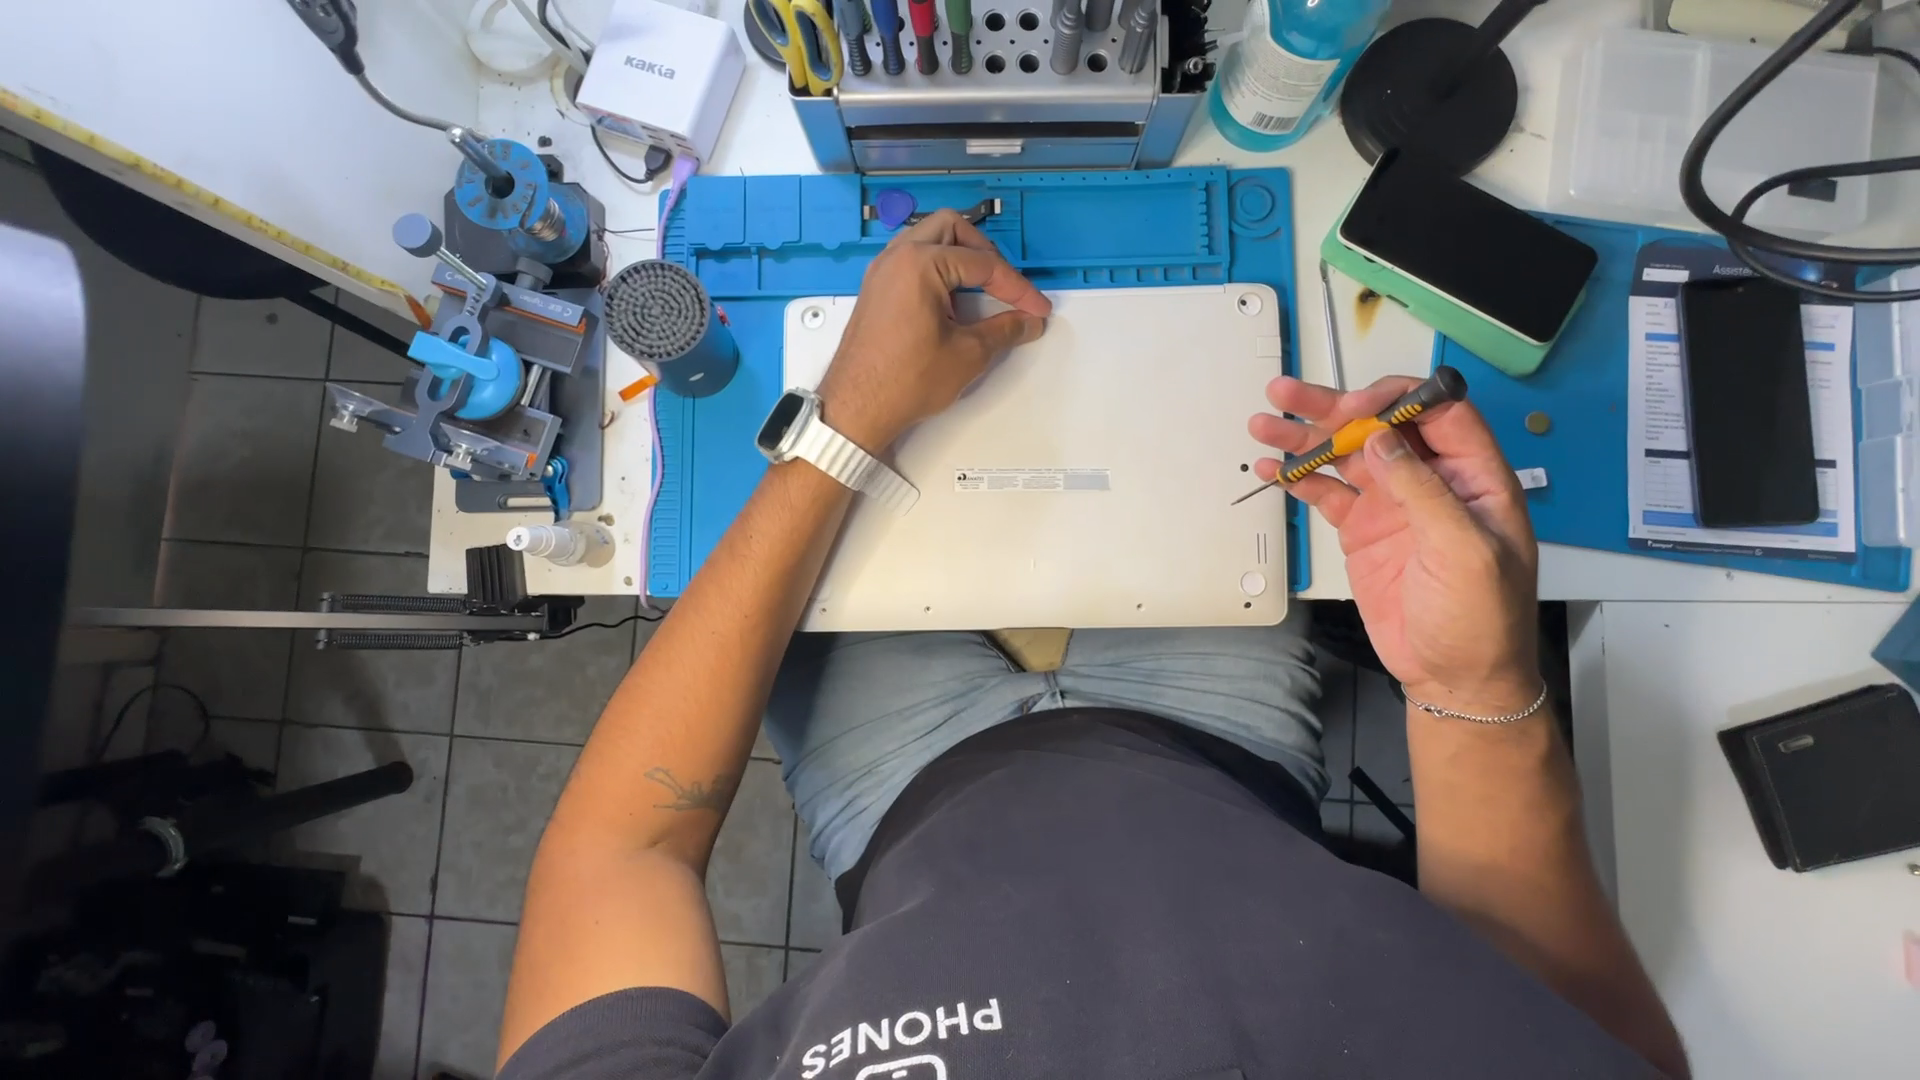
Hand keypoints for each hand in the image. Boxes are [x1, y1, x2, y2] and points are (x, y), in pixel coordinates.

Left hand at [816, 209, 1051, 449]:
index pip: (982, 263)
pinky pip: (911, 261)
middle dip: (985, 254)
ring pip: (928, 240)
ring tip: (980, 292)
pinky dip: (937, 271)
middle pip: (952, 230)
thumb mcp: (967, 355)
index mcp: (919, 263)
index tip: (1037, 310)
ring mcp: (881, 272)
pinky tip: (951, 304)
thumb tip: (1029, 322)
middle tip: (1005, 287)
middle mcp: (896, 257)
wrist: (857, 410)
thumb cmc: (906, 381)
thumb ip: (1004, 330)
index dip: (1017, 288)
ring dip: (959, 258)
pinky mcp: (875, 291)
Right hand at [1249, 376, 1541, 715]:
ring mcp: (1391, 503)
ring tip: (1265, 425)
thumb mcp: (1464, 551)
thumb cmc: (1481, 618)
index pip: (1436, 413)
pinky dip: (1297, 479)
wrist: (1451, 672)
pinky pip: (1325, 492)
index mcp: (1472, 477)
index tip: (1351, 406)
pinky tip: (1272, 469)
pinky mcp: (1361, 528)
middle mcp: (1430, 480)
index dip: (1393, 399)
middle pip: (1378, 426)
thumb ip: (1425, 491)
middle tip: (1288, 396)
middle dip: (1332, 407)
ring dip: (1304, 438)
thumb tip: (1384, 440)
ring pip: (1344, 455)